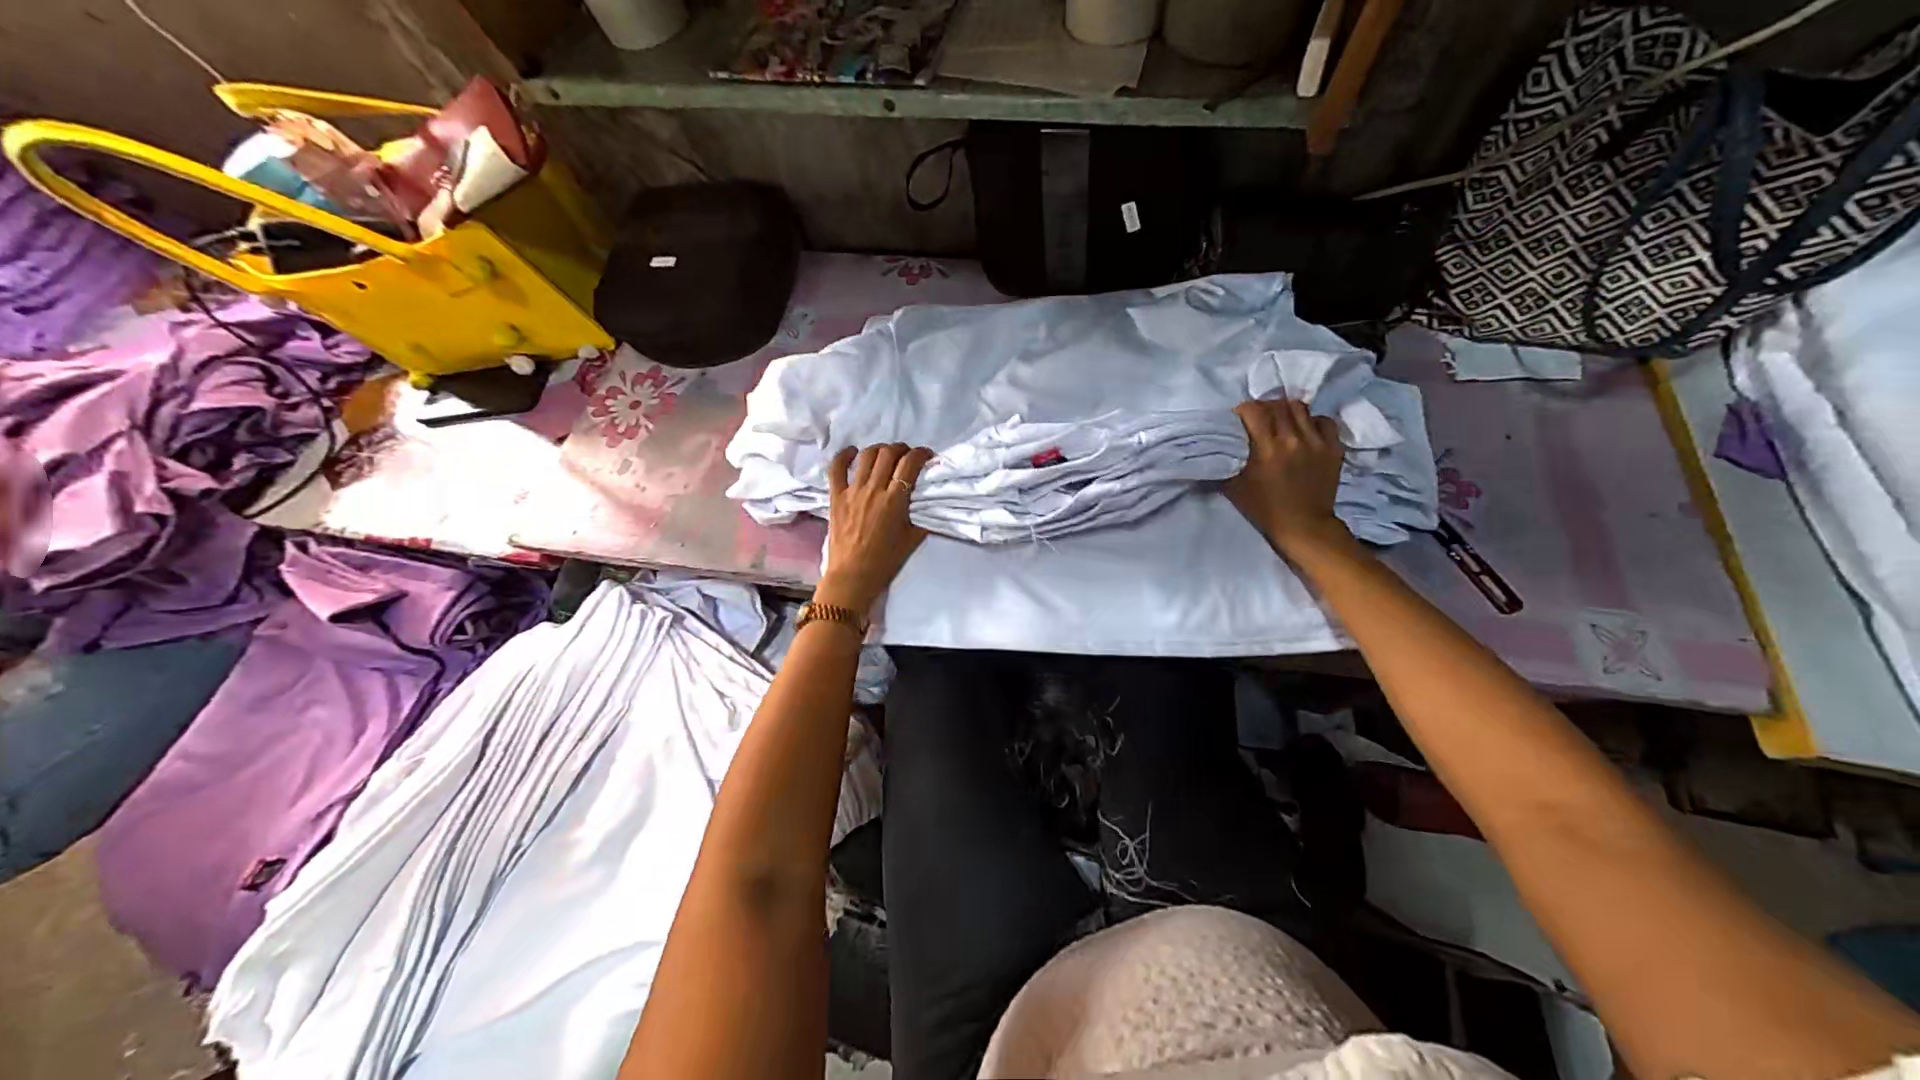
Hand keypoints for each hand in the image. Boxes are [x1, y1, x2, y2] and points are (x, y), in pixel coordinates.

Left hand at [815, 442, 935, 614]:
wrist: (853, 575)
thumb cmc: (885, 561)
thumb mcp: (912, 538)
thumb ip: (922, 516)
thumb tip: (930, 501)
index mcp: (895, 500)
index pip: (910, 464)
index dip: (921, 454)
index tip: (926, 456)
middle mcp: (874, 489)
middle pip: (889, 454)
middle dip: (902, 449)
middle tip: (907, 455)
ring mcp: (853, 491)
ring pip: (867, 456)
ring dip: (879, 449)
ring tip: (885, 454)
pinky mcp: (836, 496)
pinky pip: (836, 468)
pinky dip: (844, 456)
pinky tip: (853, 453)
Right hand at [1225, 398, 1349, 554]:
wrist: (1303, 525)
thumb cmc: (1264, 508)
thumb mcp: (1234, 487)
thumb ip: (1227, 462)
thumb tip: (1217, 445)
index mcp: (1267, 449)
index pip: (1254, 410)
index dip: (1243, 409)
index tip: (1239, 417)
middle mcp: (1292, 439)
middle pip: (1277, 405)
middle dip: (1264, 407)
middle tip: (1259, 418)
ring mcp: (1316, 442)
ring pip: (1300, 408)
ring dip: (1287, 411)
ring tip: (1281, 422)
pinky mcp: (1333, 447)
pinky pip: (1323, 420)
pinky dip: (1312, 421)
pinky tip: (1304, 431)